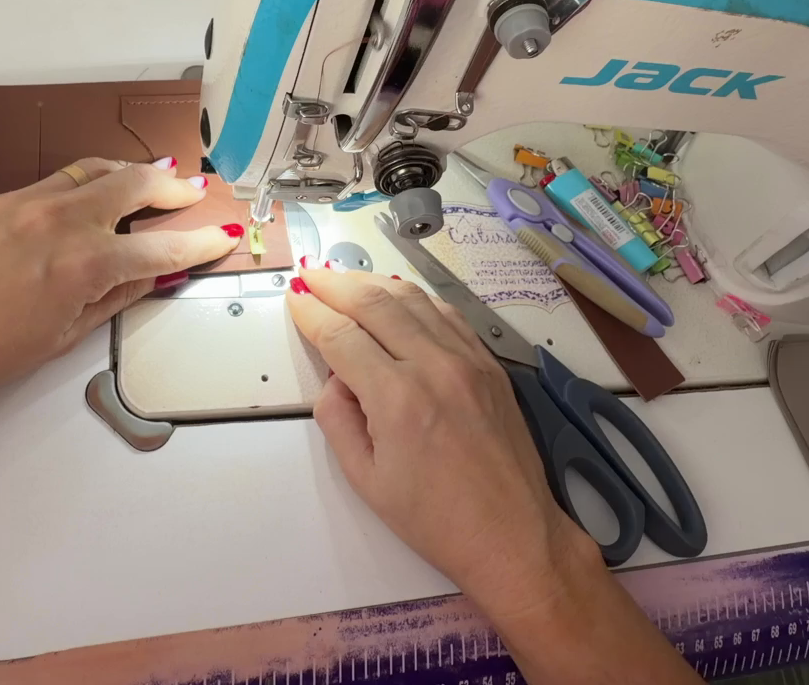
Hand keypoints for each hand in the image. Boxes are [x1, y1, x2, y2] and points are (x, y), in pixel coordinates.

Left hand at [0, 157, 239, 431]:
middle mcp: (63, 220)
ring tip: (153, 176)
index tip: (223, 236)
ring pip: (97, 169)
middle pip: (136, 184)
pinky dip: (91, 180)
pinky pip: (59, 179)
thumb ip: (116, 298)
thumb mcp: (61, 338)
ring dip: (133, 171)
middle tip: (192, 192)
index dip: (201, 242)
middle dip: (174, 186)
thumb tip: (154, 274)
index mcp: (84, 264)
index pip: (163, 246)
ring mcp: (27, 200)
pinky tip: (94, 193)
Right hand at [285, 268, 600, 621]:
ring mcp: (466, 358)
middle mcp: (433, 366)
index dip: (312, 313)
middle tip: (311, 275)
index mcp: (397, 399)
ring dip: (373, 281)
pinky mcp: (488, 361)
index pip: (341, 336)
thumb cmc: (435, 518)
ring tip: (345, 278)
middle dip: (335, 284)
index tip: (295, 299)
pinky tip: (396, 294)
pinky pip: (446, 312)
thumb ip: (338, 418)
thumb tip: (336, 375)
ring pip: (412, 298)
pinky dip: (414, 296)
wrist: (513, 534)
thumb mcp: (365, 479)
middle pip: (375, 303)